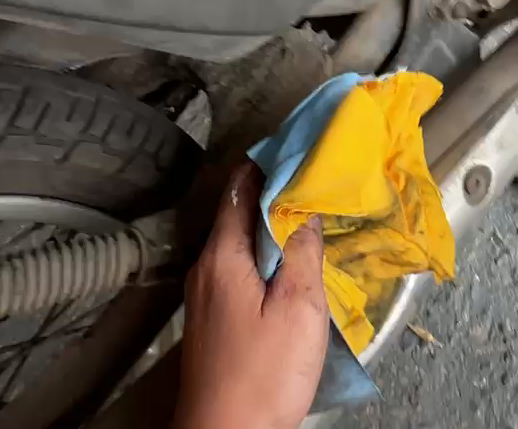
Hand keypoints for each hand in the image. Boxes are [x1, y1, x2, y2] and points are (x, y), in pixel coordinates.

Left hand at [175, 165, 328, 428]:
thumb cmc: (263, 373)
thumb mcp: (298, 307)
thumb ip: (302, 252)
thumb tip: (306, 210)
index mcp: (222, 257)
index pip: (239, 188)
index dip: (268, 161)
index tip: (297, 144)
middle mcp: (205, 268)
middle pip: (238, 212)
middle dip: (273, 192)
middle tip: (312, 178)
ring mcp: (204, 296)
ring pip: (238, 242)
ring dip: (269, 224)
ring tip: (307, 214)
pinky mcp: (211, 319)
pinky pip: (237, 267)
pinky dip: (262, 252)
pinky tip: (287, 261)